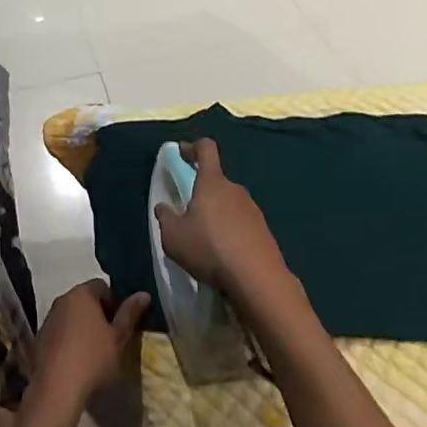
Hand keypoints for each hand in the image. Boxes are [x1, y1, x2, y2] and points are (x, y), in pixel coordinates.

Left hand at [34, 280, 148, 403]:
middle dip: (99, 314)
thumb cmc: (93, 359)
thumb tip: (144, 293)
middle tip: (110, 338)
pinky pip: (60, 331)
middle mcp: (62, 299)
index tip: (120, 324)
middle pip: (85, 300)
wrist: (56, 390)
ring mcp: (48, 319)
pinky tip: (76, 361)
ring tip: (94, 352)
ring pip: (71, 316)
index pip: (102, 286)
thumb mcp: (118, 338)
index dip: (114, 302)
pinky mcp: (39, 338)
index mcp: (82, 293)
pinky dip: (69, 340)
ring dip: (83, 327)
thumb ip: (130, 313)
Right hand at [153, 139, 288, 296]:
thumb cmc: (209, 248)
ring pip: (229, 203)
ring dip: (216, 214)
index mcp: (212, 182)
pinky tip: (223, 253)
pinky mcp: (263, 230)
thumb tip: (164, 207)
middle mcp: (234, 189)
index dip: (192, 147)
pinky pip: (241, 223)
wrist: (256, 278)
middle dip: (201, 192)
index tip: (181, 153)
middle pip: (216, 180)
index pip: (206, 149)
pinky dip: (230, 231)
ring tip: (204, 239)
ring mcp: (252, 209)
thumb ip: (165, 218)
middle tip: (188, 213)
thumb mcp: (173, 237)